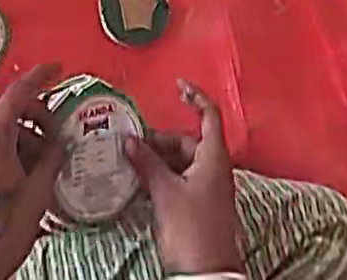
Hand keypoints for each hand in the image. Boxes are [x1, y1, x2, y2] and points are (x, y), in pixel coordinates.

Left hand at [0, 63, 65, 279]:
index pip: (18, 90)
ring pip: (1, 131)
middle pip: (9, 109)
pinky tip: (30, 175)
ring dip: (27, 135)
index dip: (40, 76)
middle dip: (37, 113)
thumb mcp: (37, 191)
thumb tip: (59, 143)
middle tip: (58, 130)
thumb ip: (51, 158)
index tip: (58, 68)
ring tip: (47, 159)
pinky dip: (13, 151)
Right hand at [124, 80, 241, 274]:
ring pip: (184, 161)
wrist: (207, 277)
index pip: (209, 114)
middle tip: (134, 143)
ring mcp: (211, 187)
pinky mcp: (203, 205)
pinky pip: (184, 178)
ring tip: (135, 162)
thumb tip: (130, 141)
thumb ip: (148, 164)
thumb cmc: (192, 229)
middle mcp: (216, 167)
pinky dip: (166, 175)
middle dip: (162, 139)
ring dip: (161, 159)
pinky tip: (146, 182)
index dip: (195, 96)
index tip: (178, 85)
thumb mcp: (166, 193)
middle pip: (189, 140)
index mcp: (214, 156)